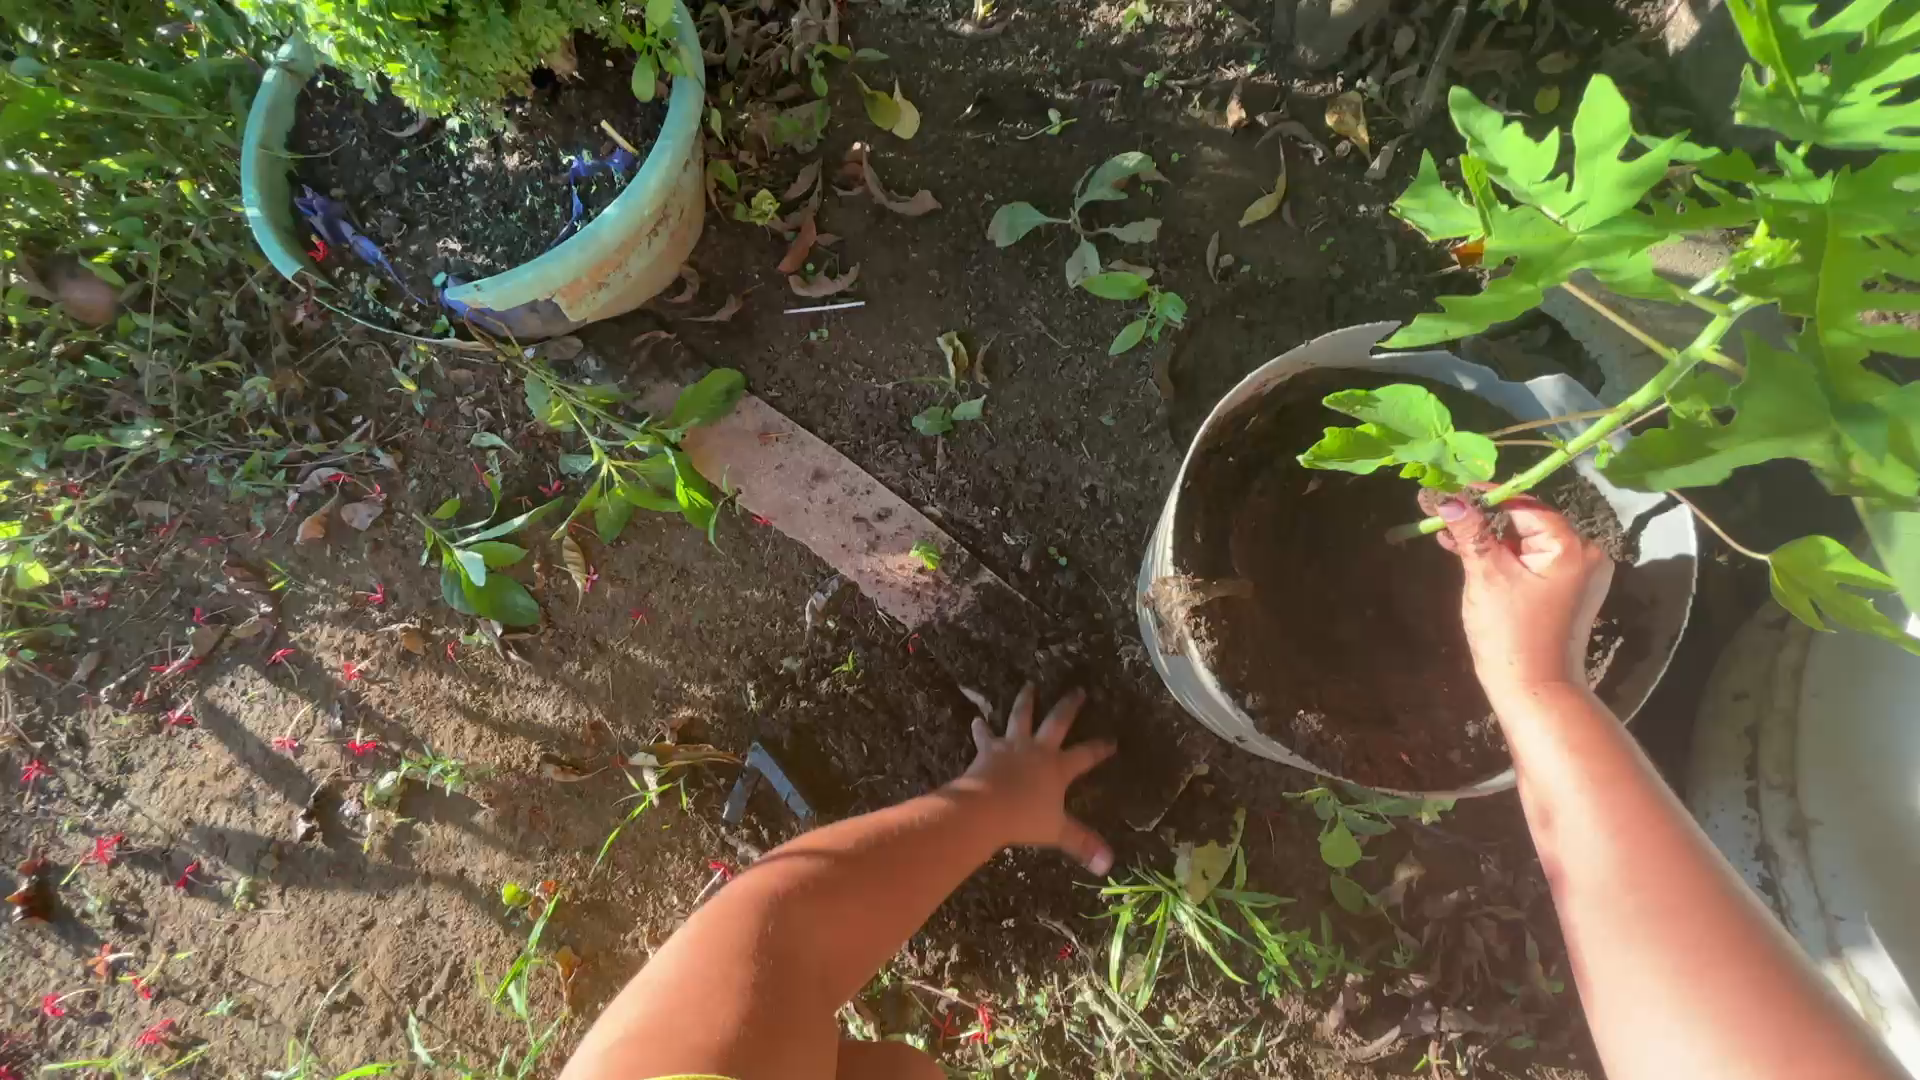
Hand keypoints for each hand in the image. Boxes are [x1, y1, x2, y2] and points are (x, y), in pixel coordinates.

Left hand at [949, 685, 1116, 875]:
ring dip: (1026, 700)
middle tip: (1078, 689)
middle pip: (1057, 721)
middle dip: (1069, 706)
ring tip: (1029, 685)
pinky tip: (977, 719)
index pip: (1085, 755)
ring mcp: (1012, 745)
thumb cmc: (1023, 818)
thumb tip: (1108, 864)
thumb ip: (1082, 843)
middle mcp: (1037, 749)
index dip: (1100, 748)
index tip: (1112, 739)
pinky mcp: (988, 749)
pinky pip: (985, 735)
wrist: (985, 807)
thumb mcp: (1057, 831)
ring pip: (1021, 716)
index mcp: (1058, 767)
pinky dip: (981, 728)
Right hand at [1419, 488, 1613, 706]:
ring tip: (1446, 533)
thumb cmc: (1509, 630)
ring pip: (1523, 542)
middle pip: (1525, 522)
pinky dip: (1499, 555)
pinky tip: (1467, 553)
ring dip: (1486, 536)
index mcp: (1571, 547)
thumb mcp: (1485, 575)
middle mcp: (1582, 554)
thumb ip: (1470, 533)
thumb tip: (1449, 499)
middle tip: (1441, 510)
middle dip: (1482, 516)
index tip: (1449, 490)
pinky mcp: (1562, 590)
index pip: (1524, 506)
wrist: (1533, 685)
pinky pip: (1527, 560)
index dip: (1485, 496)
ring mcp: (1574, 574)